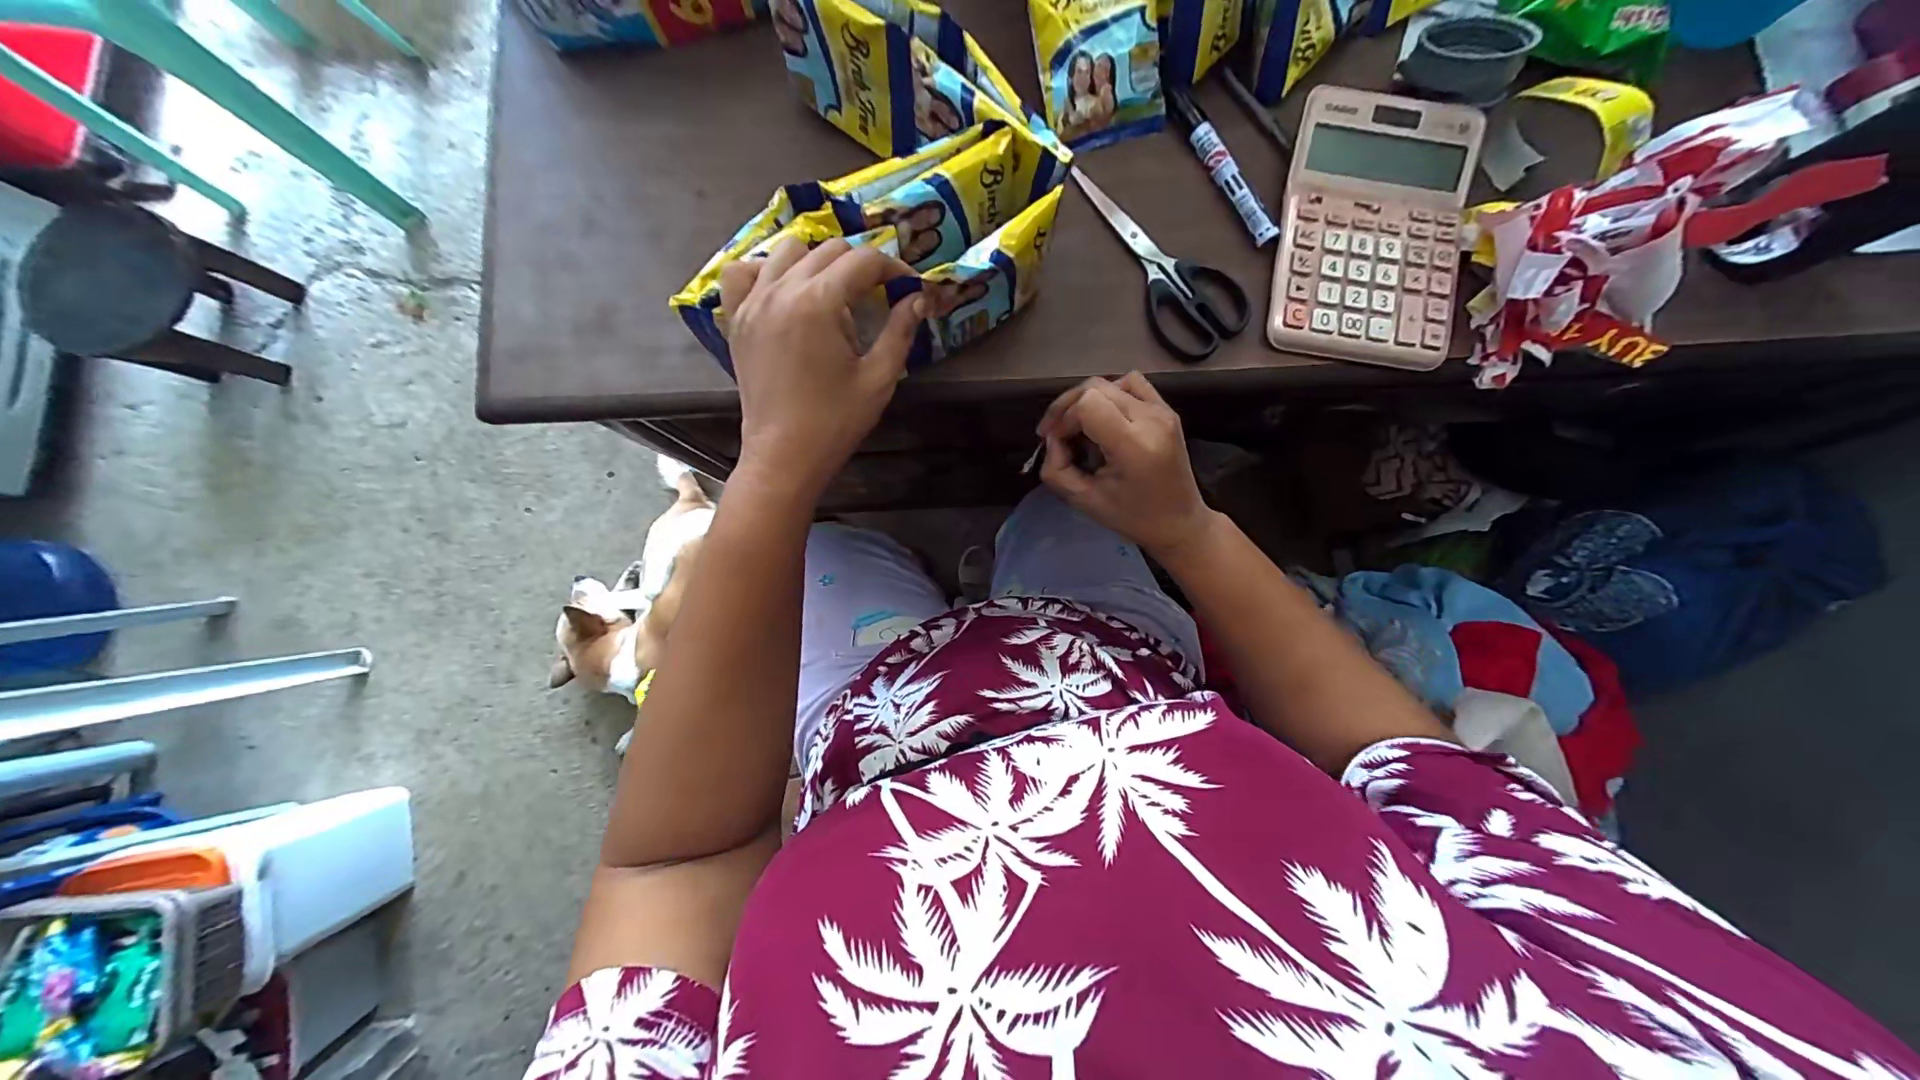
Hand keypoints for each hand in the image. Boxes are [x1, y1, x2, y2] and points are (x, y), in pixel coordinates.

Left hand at [720, 238, 923, 501]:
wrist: (784, 455)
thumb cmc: (835, 422)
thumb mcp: (878, 378)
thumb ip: (900, 331)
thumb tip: (918, 298)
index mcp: (818, 302)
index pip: (864, 261)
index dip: (894, 268)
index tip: (909, 288)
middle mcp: (781, 290)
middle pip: (829, 250)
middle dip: (861, 265)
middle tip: (879, 293)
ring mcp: (752, 302)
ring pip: (787, 250)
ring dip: (818, 261)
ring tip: (834, 291)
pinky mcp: (737, 319)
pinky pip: (743, 272)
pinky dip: (765, 270)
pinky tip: (784, 290)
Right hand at [1037, 372, 1217, 557]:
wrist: (1179, 521)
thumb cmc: (1131, 517)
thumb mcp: (1082, 501)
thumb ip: (1056, 469)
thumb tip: (1053, 439)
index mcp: (1133, 444)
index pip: (1087, 404)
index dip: (1062, 419)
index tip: (1056, 443)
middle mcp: (1151, 419)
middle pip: (1094, 387)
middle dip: (1067, 408)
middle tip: (1057, 435)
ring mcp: (1162, 411)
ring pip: (1110, 382)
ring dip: (1086, 399)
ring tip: (1079, 426)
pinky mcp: (1166, 410)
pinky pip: (1131, 384)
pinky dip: (1110, 393)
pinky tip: (1104, 416)